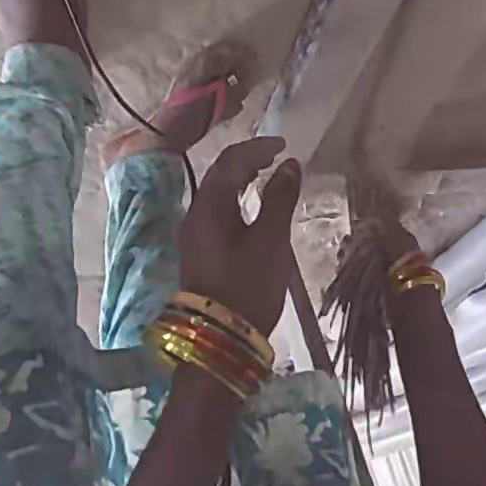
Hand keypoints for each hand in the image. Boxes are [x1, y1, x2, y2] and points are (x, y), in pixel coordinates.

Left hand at [177, 136, 302, 335]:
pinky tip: (252, 205)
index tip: (284, 145)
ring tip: (267, 173)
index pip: (232, 161)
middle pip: (220, 173)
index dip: (258, 148)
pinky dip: (237, 197)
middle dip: (248, 159)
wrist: (220, 339)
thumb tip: (290, 165)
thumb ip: (280, 198)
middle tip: (276, 155)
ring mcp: (195, 233)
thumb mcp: (271, 240)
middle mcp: (196, 214)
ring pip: (218, 192)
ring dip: (241, 177)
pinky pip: (218, 209)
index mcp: (210, 206)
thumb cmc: (248, 286)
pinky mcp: (200, 250)